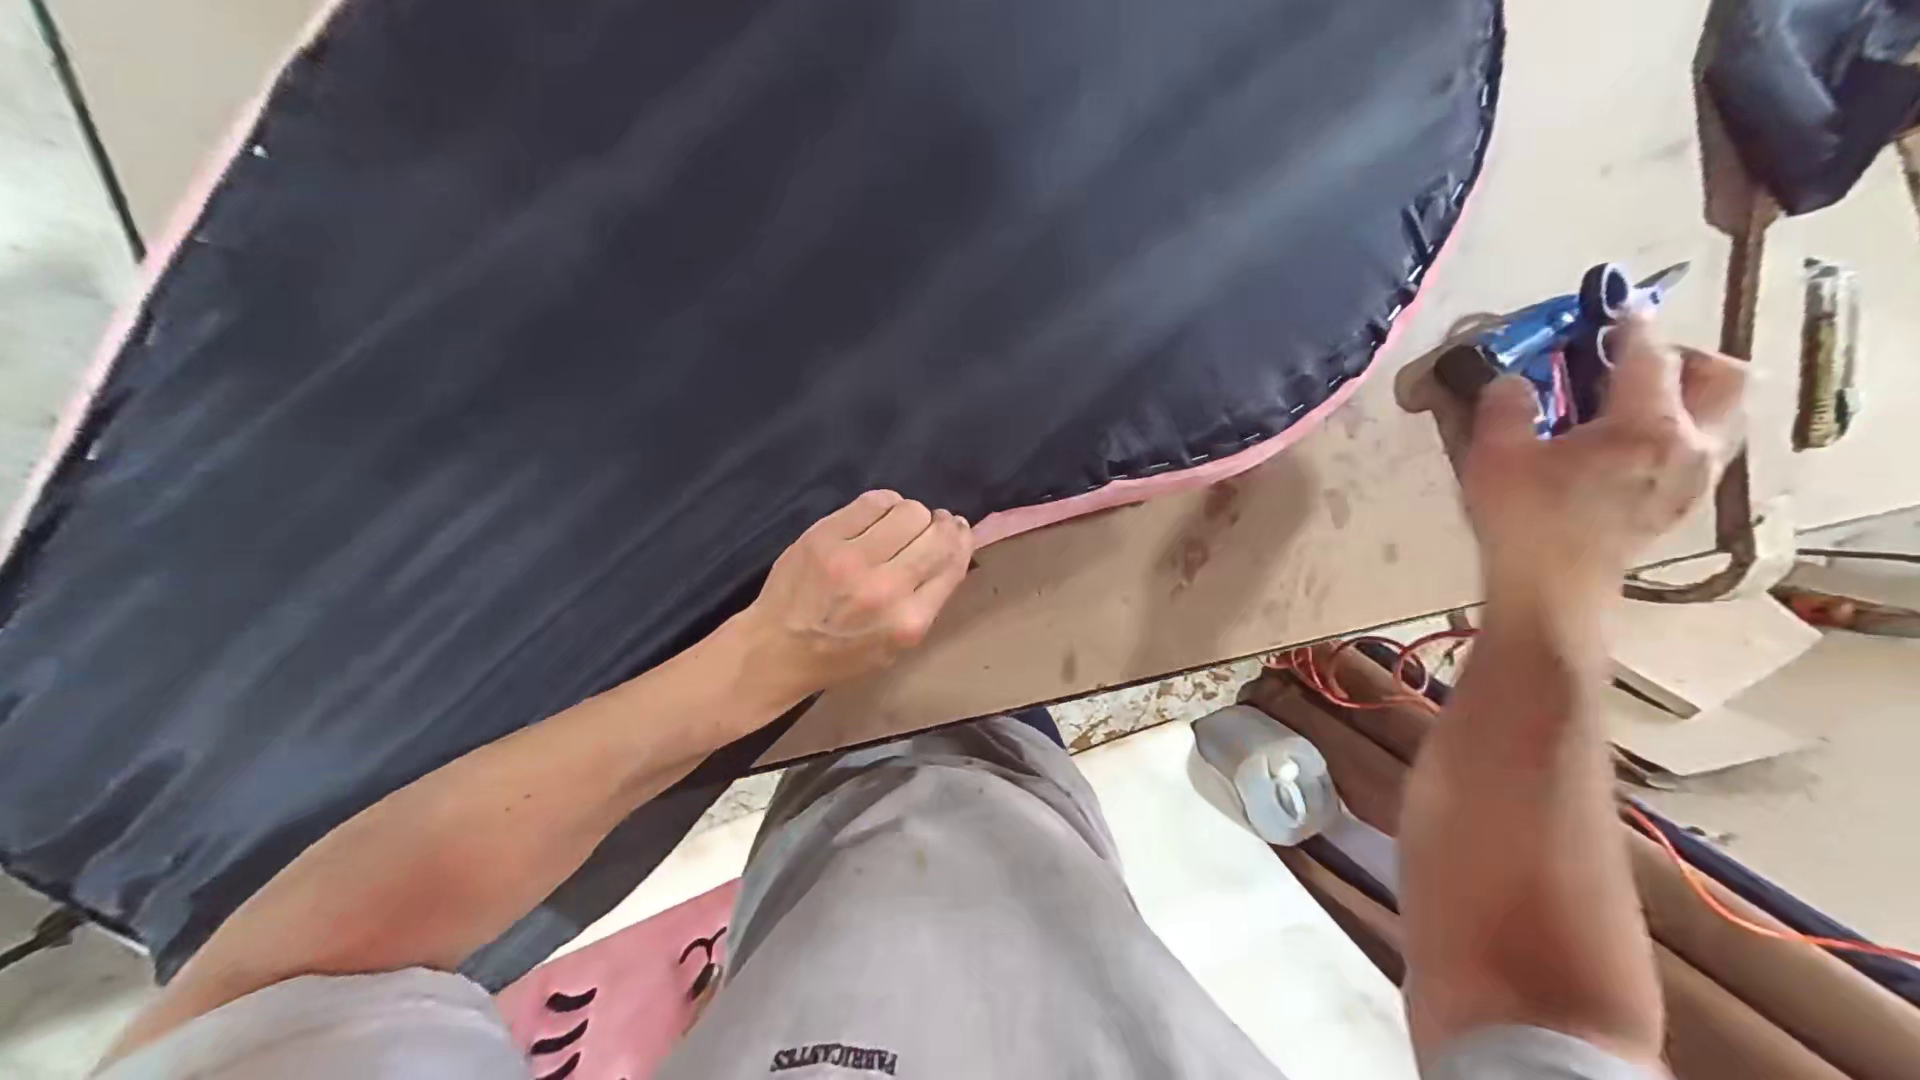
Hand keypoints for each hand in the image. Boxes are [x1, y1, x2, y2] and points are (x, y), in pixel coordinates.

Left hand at [736, 490, 973, 702]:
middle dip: (940, 526)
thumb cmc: (841, 654)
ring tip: (898, 526)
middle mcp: (886, 588)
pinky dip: (885, 504)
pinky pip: (874, 501)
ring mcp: (852, 559)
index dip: (961, 539)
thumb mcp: (897, 645)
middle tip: (931, 526)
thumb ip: (928, 600)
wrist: (777, 649)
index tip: (958, 530)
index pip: (953, 562)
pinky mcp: (824, 536)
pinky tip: (877, 516)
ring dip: (911, 514)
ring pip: (909, 511)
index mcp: (908, 621)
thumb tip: (953, 547)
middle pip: (937, 533)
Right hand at [1455, 316, 1745, 603]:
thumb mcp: (1494, 456)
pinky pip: (1705, 443)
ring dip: (1686, 391)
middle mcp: (1691, 443)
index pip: (1649, 356)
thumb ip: (1505, 406)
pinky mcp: (1686, 499)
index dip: (1630, 324)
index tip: (1615, 307)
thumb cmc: (1522, 519)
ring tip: (1633, 398)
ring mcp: (1697, 475)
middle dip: (1680, 355)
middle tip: (1630, 359)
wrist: (1551, 587)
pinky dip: (1678, 426)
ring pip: (1722, 410)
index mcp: (1646, 427)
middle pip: (1720, 374)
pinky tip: (1631, 440)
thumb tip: (1512, 382)